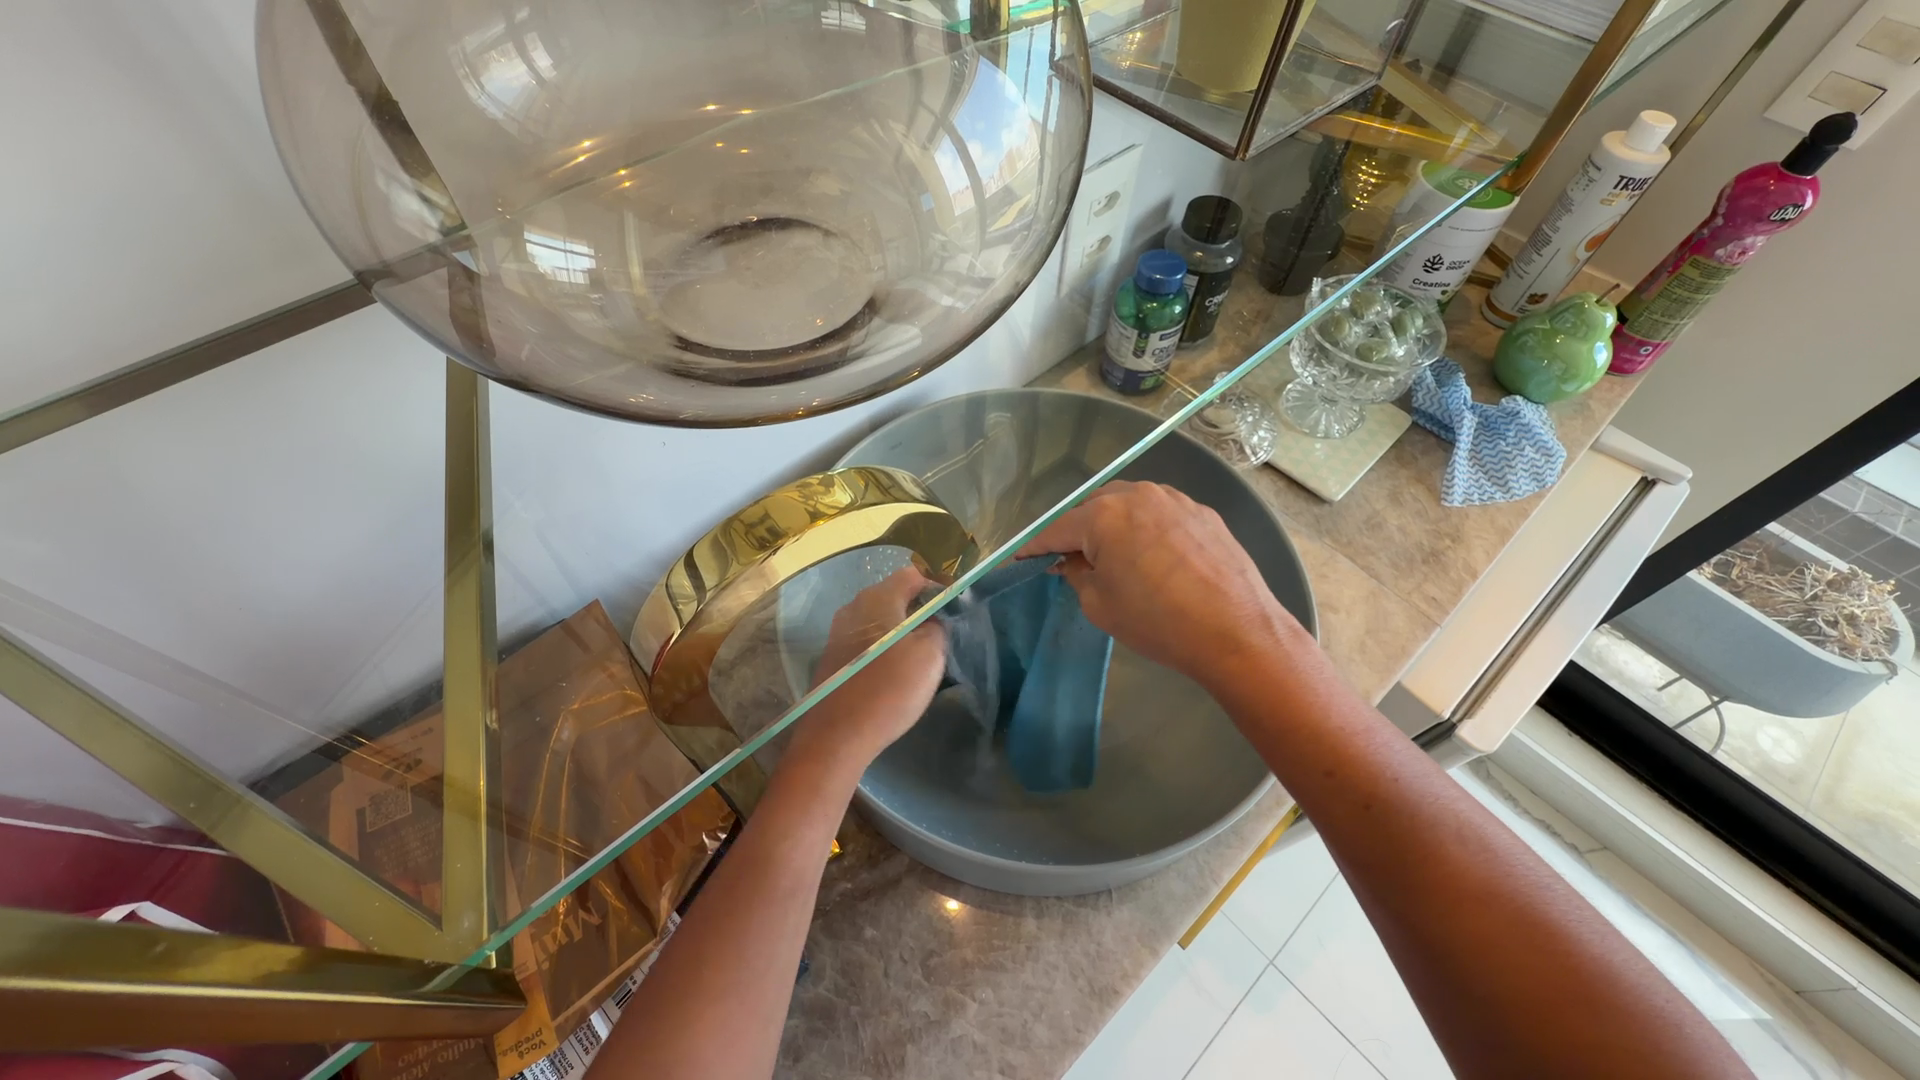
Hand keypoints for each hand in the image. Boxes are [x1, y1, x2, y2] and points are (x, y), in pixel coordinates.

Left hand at [784, 568, 947, 776]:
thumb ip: (936, 626)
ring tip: (920, 654)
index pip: (913, 575)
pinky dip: (883, 648)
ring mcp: (838, 633)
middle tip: (941, 633)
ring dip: (900, 631)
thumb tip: (931, 620)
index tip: (954, 608)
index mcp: (878, 598)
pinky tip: (894, 671)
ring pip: (878, 620)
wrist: (837, 735)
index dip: (937, 586)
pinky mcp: (832, 658)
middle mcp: (853, 607)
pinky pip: (866, 642)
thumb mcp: (930, 654)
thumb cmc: (889, 688)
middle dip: (918, 609)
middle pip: (893, 595)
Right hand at [1016, 481, 1302, 689]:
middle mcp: (1138, 495)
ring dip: (1115, 527)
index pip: (1056, 528)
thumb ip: (1077, 574)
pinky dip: (1148, 531)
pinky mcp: (1204, 514)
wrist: (1236, 632)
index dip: (1035, 547)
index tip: (1020, 559)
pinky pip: (1162, 515)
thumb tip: (1072, 561)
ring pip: (1131, 506)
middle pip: (1094, 508)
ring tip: (1116, 559)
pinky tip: (1156, 560)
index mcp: (1104, 515)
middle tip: (1072, 562)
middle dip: (1079, 532)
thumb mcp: (1100, 606)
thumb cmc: (1158, 622)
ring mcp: (1176, 500)